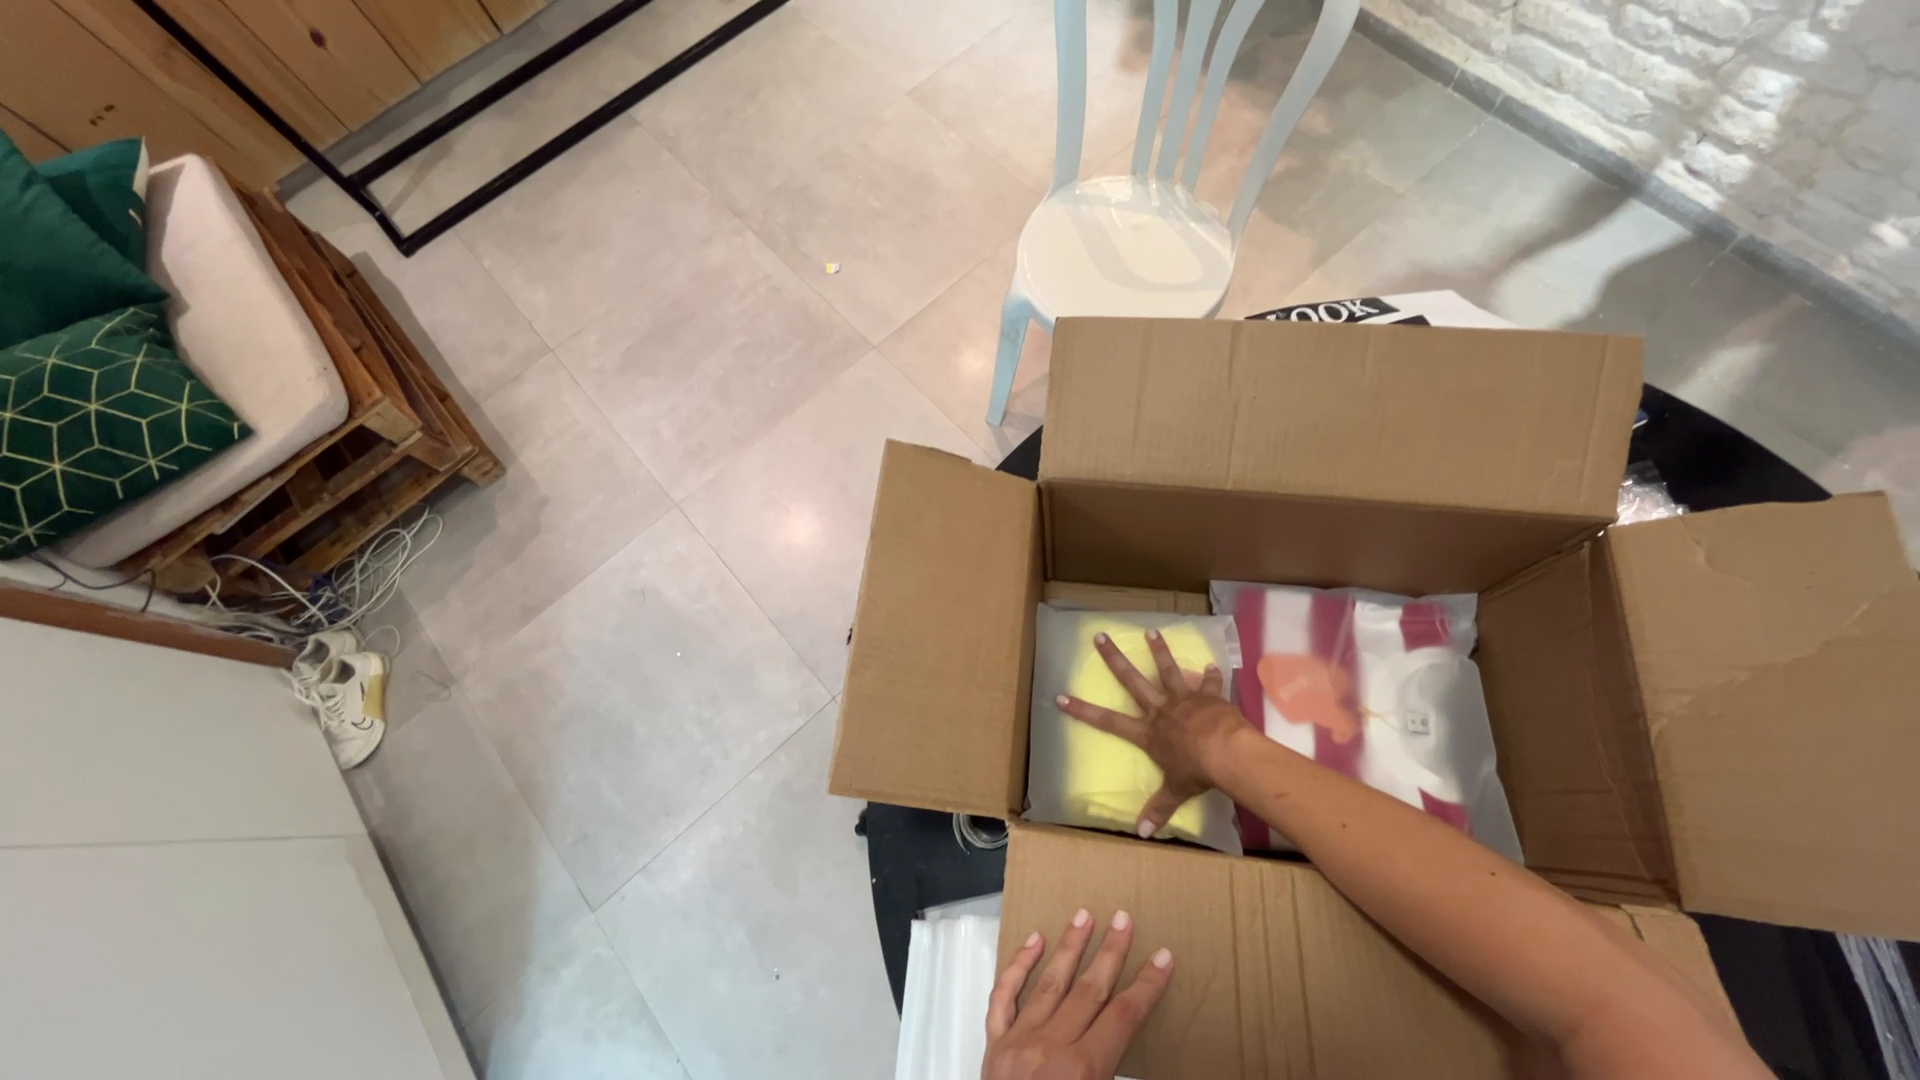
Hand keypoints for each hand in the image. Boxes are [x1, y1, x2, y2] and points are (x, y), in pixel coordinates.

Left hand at [984, 908, 1172, 1079]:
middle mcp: (1050, 1049)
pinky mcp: (993, 1047)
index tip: (1163, 957)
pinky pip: (1004, 997)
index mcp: (1083, 1071)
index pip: (1124, 1017)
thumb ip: (1117, 1074)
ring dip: (1070, 947)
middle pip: (1089, 990)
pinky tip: (1032, 942)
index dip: (1147, 986)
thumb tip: (1129, 1042)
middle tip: (1123, 917)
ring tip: (1084, 915)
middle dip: (1111, 952)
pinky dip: (1018, 967)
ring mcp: (1018, 1043)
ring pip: (1050, 983)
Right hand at [1058, 629, 1252, 837]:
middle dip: (1114, 658)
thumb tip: (1141, 834)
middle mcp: (1160, 710)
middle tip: (1100, 636)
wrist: (1228, 753)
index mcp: (1148, 733)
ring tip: (1150, 631)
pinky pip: (1208, 682)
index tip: (1061, 696)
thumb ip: (1159, 809)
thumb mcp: (1176, 792)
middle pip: (1131, 680)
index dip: (1083, 710)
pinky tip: (1212, 664)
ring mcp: (1183, 699)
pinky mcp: (1207, 695)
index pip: (1108, 722)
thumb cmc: (1197, 772)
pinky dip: (1210, 674)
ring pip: (1166, 669)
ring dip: (1158, 650)